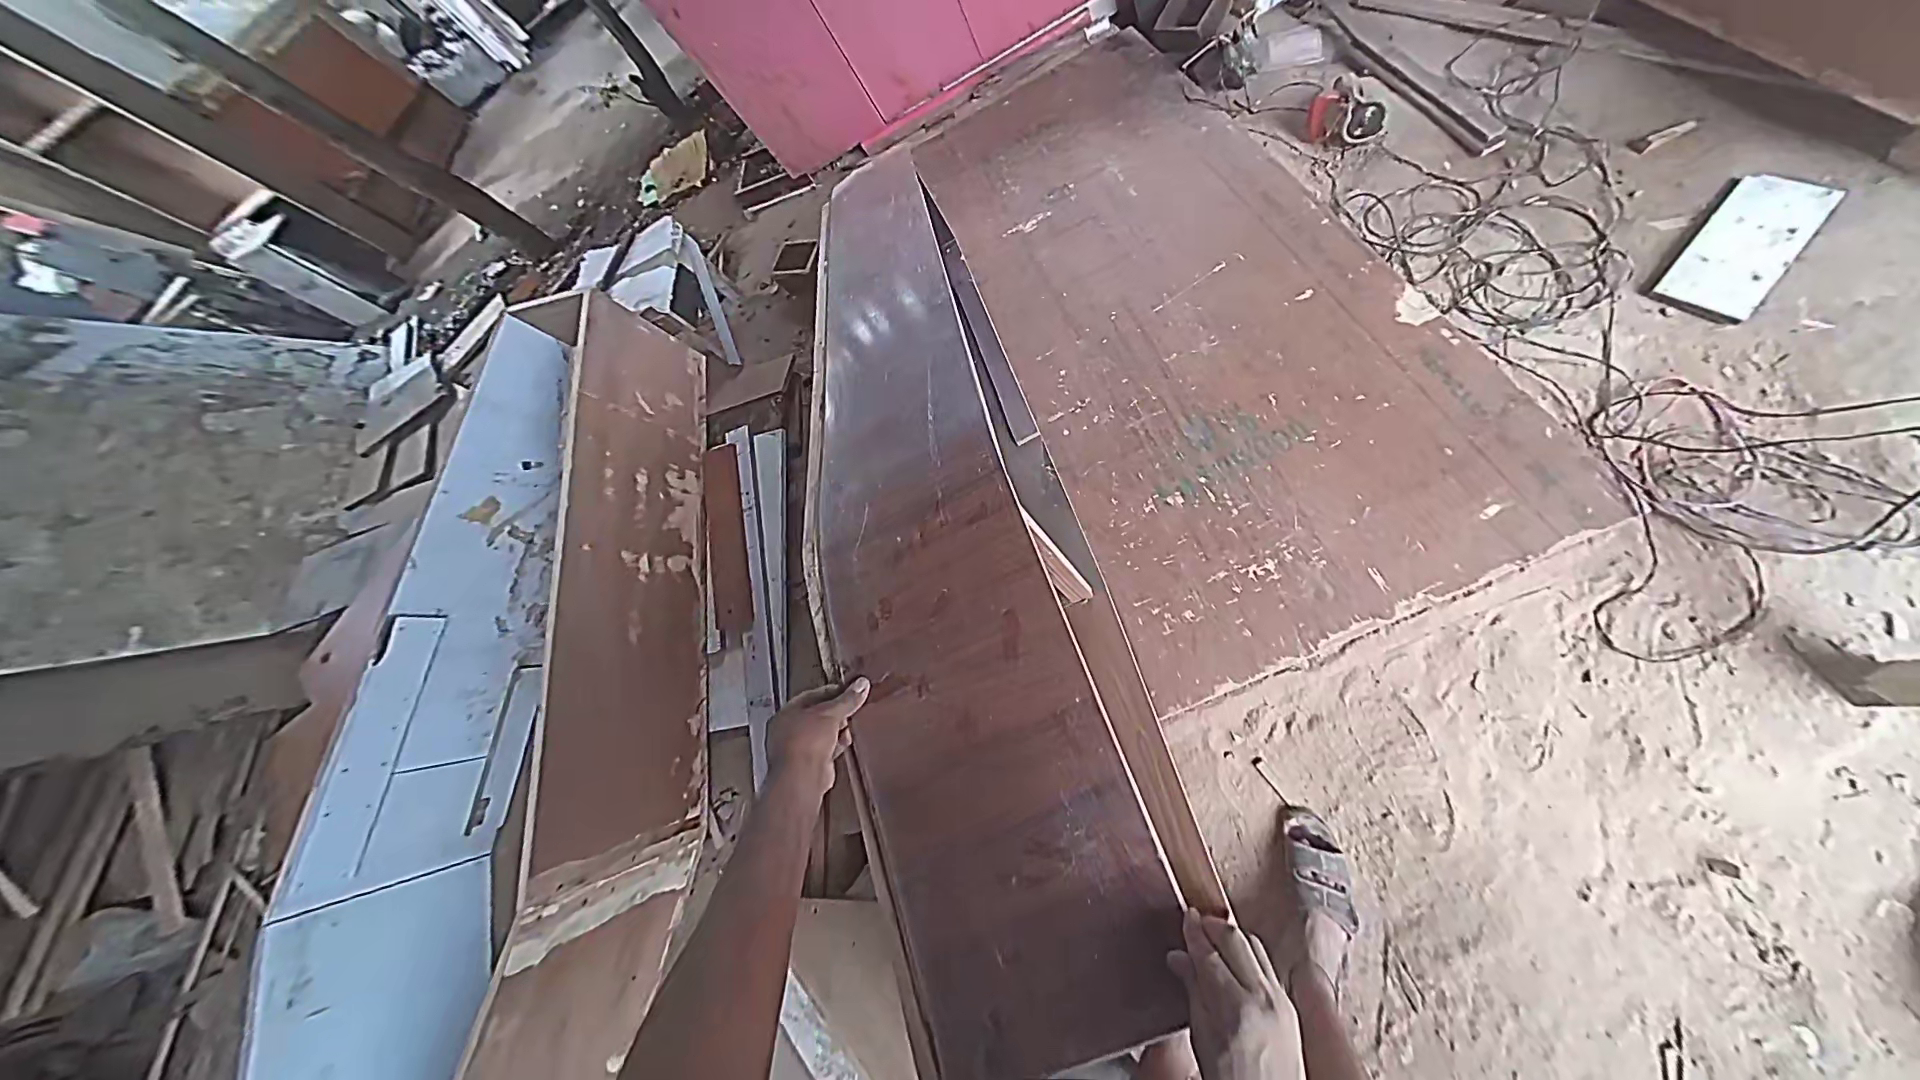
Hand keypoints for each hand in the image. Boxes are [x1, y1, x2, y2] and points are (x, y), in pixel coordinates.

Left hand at [765, 677, 869, 800]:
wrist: (803, 778)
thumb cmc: (805, 743)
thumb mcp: (831, 713)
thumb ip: (847, 699)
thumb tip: (860, 686)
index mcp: (787, 712)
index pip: (812, 695)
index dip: (832, 691)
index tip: (850, 690)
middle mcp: (789, 730)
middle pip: (817, 714)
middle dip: (836, 712)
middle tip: (852, 707)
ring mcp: (798, 748)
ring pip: (822, 732)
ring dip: (837, 729)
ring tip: (849, 725)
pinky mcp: (810, 764)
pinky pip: (827, 749)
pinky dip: (837, 744)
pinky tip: (845, 741)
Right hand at [1167, 910, 1305, 1079]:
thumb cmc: (1230, 1077)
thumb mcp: (1201, 1037)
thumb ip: (1192, 990)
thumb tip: (1178, 957)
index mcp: (1234, 1008)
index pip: (1208, 954)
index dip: (1194, 931)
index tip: (1186, 915)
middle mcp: (1262, 998)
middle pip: (1235, 939)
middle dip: (1213, 925)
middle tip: (1197, 921)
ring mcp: (1280, 1000)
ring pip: (1254, 945)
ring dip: (1232, 936)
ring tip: (1213, 938)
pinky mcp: (1289, 1005)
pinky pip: (1266, 964)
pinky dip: (1248, 953)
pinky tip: (1234, 960)